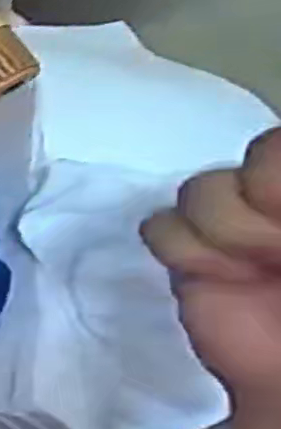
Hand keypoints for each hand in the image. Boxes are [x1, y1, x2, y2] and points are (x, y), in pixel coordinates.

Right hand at [144, 127, 280, 410]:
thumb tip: (261, 197)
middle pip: (259, 153)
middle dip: (263, 198)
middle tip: (279, 247)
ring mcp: (241, 224)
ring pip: (203, 188)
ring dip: (225, 231)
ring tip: (254, 267)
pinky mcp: (190, 251)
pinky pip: (159, 226)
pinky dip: (183, 250)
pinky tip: (217, 275)